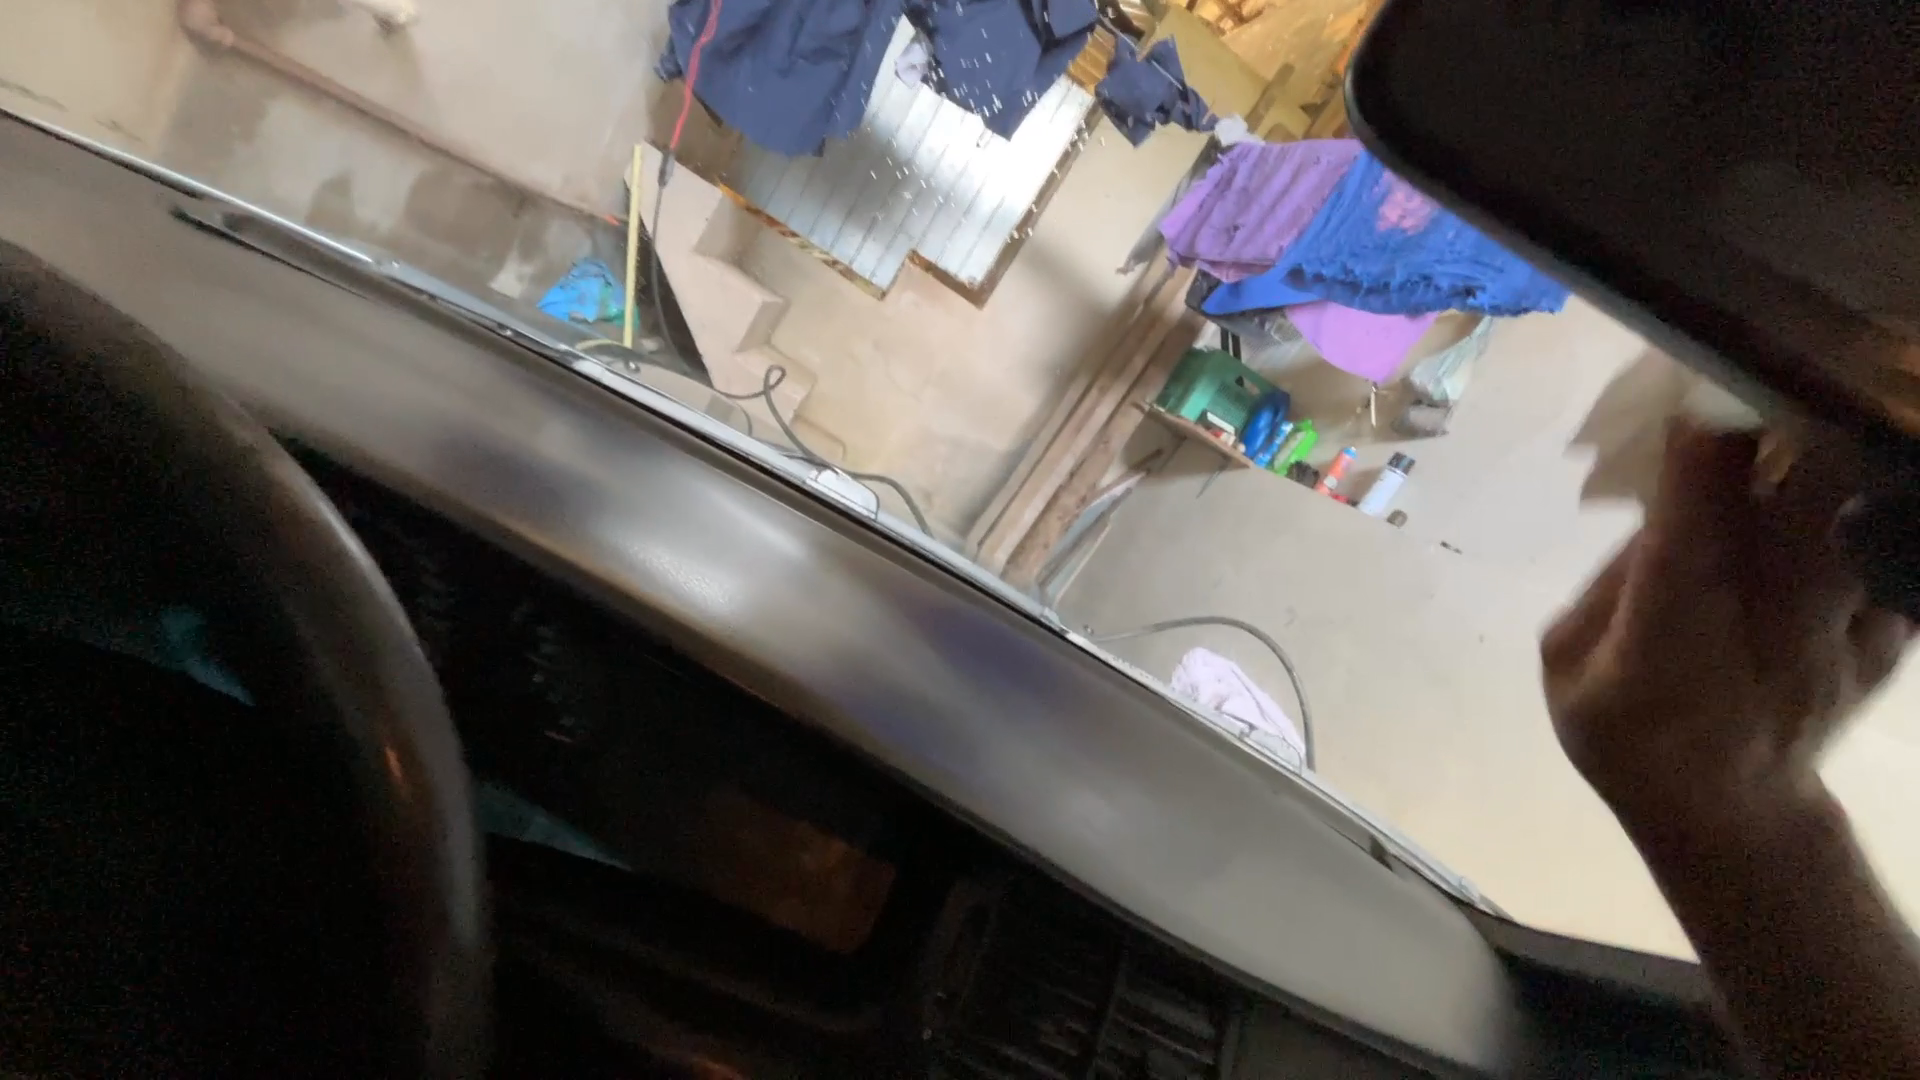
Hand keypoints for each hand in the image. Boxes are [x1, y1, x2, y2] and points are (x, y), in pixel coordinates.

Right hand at [1541, 423, 1911, 833]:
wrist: (1725, 807)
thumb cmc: (1616, 732)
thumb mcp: (1567, 664)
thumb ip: (1608, 590)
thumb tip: (1657, 516)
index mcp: (1668, 651)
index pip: (1690, 550)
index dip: (1696, 477)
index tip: (1696, 406)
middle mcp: (1767, 638)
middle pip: (1801, 526)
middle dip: (1789, 447)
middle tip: (1760, 385)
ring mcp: (1843, 640)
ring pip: (1854, 529)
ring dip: (1830, 466)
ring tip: (1802, 411)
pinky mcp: (1888, 637)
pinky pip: (1884, 551)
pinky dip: (1861, 506)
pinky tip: (1832, 480)